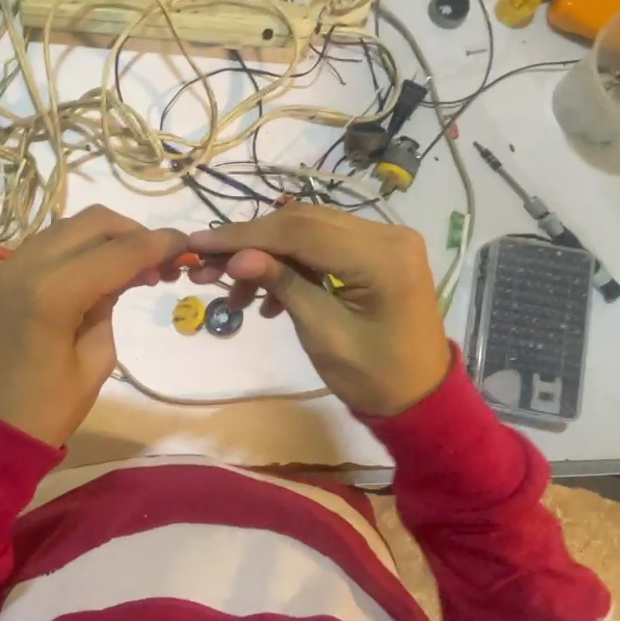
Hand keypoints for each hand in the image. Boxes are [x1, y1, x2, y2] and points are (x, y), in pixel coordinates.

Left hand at [0, 206, 187, 445]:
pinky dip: (71, 252)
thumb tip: (122, 273)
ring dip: (100, 239)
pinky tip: (89, 275)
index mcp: (52, 294)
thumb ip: (110, 305)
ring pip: (63, 230)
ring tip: (127, 268)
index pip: (117, 252)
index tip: (184, 244)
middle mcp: (22, 268)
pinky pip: (39, 249)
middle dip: (129, 232)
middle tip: (156, 259)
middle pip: (89, 222)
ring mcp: (1, 270)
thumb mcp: (95, 361)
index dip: (156, 244)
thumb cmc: (47, 410)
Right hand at [187, 204, 449, 416]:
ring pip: (309, 230)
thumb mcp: (324, 334)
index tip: (198, 243)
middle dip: (250, 242)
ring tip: (236, 294)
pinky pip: (324, 244)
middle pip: (303, 222)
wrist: (421, 398)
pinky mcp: (377, 250)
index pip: (301, 231)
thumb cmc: (375, 376)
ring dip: (267, 254)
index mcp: (382, 256)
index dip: (245, 236)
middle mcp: (388, 233)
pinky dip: (291, 263)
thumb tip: (234, 258)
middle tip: (206, 266)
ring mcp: (385, 239)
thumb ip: (284, 286)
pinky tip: (268, 299)